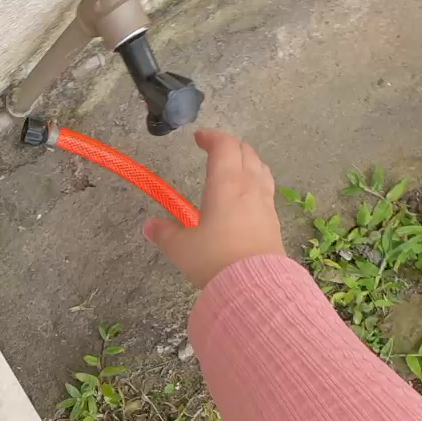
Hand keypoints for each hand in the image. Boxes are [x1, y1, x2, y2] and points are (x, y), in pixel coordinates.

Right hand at [142, 129, 284, 290]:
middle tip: (216, 149)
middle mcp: (249, 187)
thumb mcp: (180, 248)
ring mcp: (264, 203)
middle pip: (245, 152)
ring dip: (247, 160)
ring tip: (236, 166)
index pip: (223, 148)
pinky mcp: (272, 220)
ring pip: (260, 168)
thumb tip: (149, 226)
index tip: (200, 137)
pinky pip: (266, 189)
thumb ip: (164, 234)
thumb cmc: (213, 259)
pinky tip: (248, 194)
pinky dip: (255, 181)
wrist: (252, 283)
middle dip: (230, 146)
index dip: (211, 138)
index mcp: (225, 185)